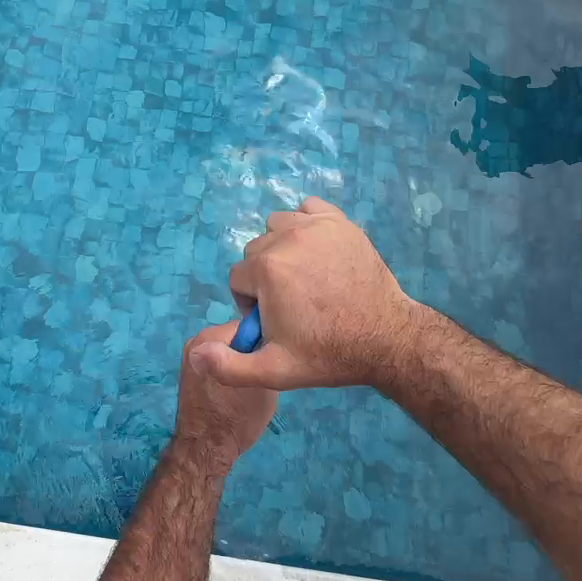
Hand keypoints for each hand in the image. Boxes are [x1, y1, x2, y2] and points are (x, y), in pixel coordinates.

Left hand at [172, 324, 276, 472]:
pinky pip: (214, 361)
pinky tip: (236, 388)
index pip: (248, 324)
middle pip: (235, 336)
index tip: (274, 356)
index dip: (265, 339)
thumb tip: (269, 344)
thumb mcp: (265, 382)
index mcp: (212, 337)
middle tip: (264, 370)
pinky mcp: (188, 373)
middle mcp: (196, 341)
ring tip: (251, 381)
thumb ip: (265, 354)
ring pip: (225, 349)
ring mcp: (189, 357)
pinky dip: (226, 368)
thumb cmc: (239, 414)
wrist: (207, 448)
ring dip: (238, 359)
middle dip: (250, 349)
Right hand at [192, 196, 419, 389]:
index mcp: (267, 270)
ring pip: (277, 227)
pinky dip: (306, 224)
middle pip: (255, 252)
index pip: (237, 278)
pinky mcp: (340, 221)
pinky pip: (307, 209)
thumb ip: (229, 366)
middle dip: (265, 277)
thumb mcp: (275, 371)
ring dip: (282, 248)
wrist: (387, 338)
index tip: (276, 321)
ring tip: (304, 278)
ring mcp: (316, 226)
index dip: (252, 303)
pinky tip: (317, 252)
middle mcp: (287, 238)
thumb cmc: (329, 354)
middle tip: (293, 305)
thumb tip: (194, 354)